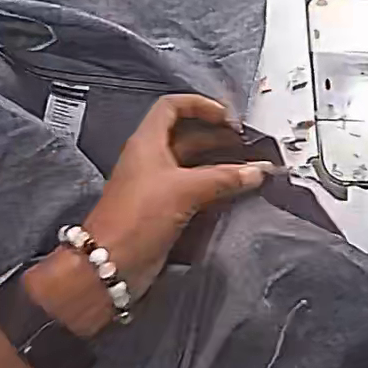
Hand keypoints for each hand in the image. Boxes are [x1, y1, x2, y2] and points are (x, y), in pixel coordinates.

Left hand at [24, 94, 272, 336]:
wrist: (111, 263)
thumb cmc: (139, 216)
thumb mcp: (183, 189)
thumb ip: (222, 178)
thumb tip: (257, 172)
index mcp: (147, 142)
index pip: (171, 107)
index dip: (199, 105)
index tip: (227, 116)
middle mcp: (152, 159)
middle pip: (188, 136)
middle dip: (219, 138)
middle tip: (250, 146)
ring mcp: (158, 185)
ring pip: (194, 165)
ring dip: (221, 165)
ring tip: (253, 169)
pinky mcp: (165, 210)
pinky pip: (195, 191)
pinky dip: (216, 188)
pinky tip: (239, 193)